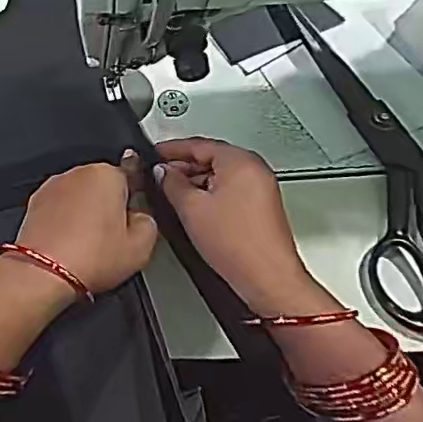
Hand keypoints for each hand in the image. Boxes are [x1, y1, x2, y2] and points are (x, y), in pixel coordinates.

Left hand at [12, 159, 159, 296]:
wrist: (42, 272)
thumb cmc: (87, 258)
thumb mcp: (140, 248)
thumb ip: (149, 223)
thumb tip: (142, 219)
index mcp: (107, 175)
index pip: (131, 174)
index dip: (137, 195)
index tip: (136, 209)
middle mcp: (78, 173)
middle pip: (104, 185)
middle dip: (110, 205)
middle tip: (114, 236)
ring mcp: (53, 186)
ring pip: (80, 195)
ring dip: (86, 212)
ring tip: (89, 243)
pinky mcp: (36, 201)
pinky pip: (60, 206)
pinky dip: (65, 219)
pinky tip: (70, 242)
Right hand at [154, 138, 326, 314]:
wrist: (267, 278)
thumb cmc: (240, 246)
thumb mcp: (190, 208)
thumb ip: (171, 183)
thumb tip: (163, 172)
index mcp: (240, 161)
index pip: (199, 144)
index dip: (171, 149)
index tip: (155, 153)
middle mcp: (255, 169)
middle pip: (211, 156)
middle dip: (183, 166)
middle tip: (160, 174)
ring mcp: (260, 187)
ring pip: (219, 174)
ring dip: (196, 181)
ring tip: (173, 194)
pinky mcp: (260, 205)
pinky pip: (229, 189)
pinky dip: (210, 193)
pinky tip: (194, 208)